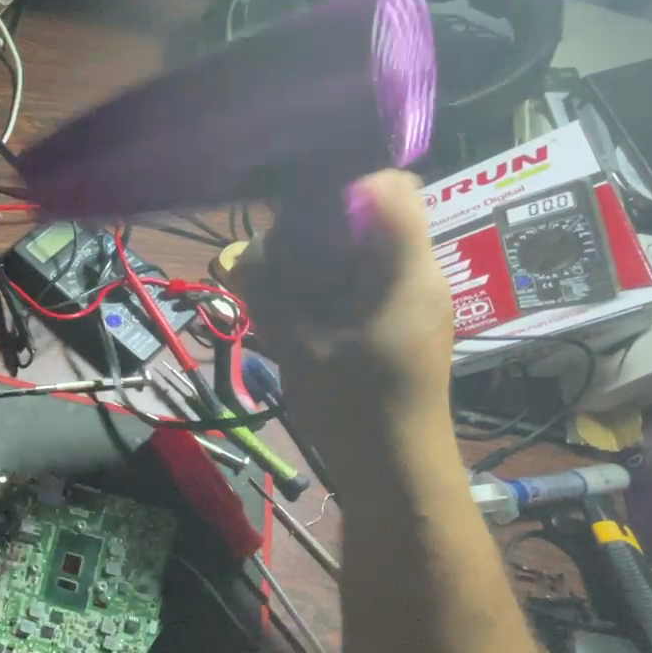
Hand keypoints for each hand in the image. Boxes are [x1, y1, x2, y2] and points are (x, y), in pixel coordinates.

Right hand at [236, 171, 456, 487]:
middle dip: (318, 228)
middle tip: (273, 260)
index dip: (339, 184)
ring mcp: (411, 300)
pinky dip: (326, 288)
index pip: (389, 187)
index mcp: (405, 269)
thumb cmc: (355, 406)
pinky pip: (362, 283)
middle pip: (373, 216)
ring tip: (277, 289)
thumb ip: (271, 295)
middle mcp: (417, 273)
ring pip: (364, 251)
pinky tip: (296, 314)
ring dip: (318, 261)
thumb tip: (234, 257)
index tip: (288, 211)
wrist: (395, 468)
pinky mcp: (397, 324)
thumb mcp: (302, 347)